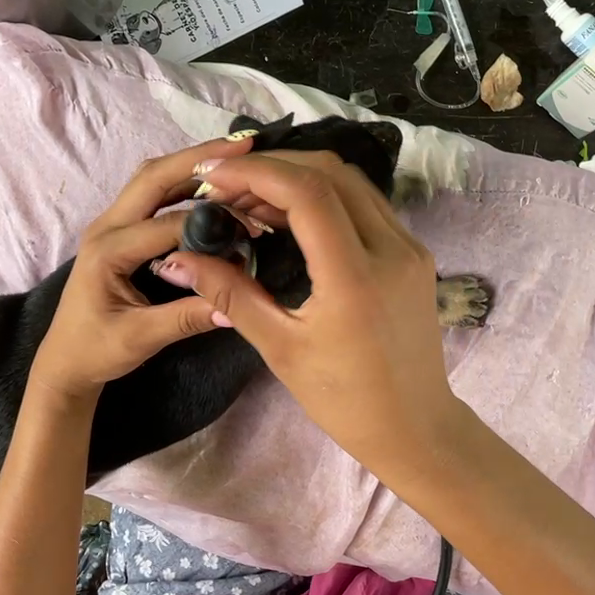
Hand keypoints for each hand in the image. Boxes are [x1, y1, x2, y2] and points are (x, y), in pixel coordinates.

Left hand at [28, 134, 255, 400]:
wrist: (65, 362)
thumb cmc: (96, 351)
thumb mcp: (140, 339)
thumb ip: (185, 319)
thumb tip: (234, 307)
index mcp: (108, 250)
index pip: (169, 222)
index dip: (214, 221)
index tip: (254, 227)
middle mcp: (107, 227)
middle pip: (154, 177)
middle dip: (200, 159)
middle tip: (246, 147)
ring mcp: (111, 224)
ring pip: (152, 179)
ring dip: (192, 165)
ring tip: (235, 156)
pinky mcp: (120, 231)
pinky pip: (152, 195)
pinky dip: (183, 183)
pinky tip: (212, 184)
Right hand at [148, 154, 462, 450]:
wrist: (416, 427)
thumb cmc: (344, 400)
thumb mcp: (280, 349)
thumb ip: (230, 295)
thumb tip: (179, 260)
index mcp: (355, 278)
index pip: (307, 194)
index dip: (255, 173)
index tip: (212, 176)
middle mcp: (391, 250)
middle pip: (330, 174)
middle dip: (272, 168)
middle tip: (226, 186)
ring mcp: (409, 247)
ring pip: (351, 182)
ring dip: (299, 178)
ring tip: (251, 198)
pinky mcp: (415, 252)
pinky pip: (366, 204)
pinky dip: (325, 196)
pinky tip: (290, 216)